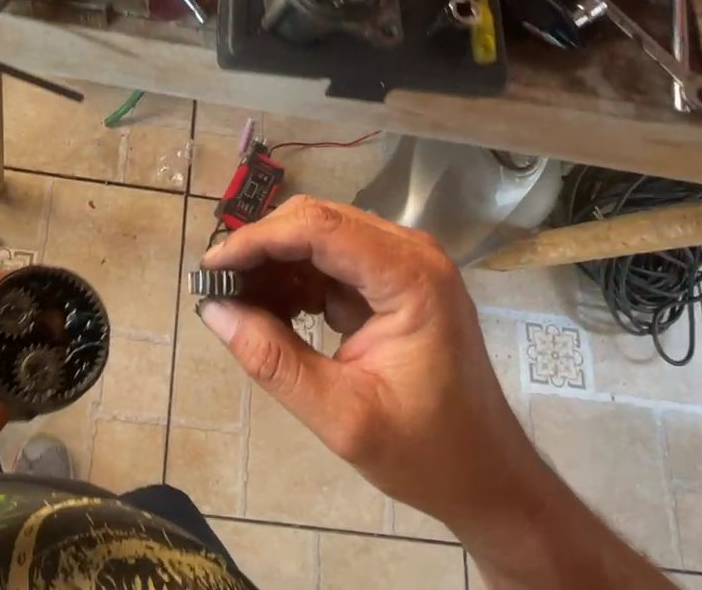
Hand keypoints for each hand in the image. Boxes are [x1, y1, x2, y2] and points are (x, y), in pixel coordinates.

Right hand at [196, 196, 541, 530]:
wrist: (489, 479)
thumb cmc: (429, 454)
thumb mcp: (343, 417)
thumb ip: (274, 361)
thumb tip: (214, 312)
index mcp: (409, 277)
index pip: (318, 227)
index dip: (257, 240)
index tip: (212, 269)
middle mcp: (409, 254)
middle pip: (317, 221)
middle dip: (262, 249)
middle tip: (219, 288)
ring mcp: (403, 265)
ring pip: (319, 237)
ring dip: (275, 265)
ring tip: (239, 304)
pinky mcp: (393, 282)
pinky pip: (330, 262)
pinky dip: (295, 281)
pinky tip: (272, 313)